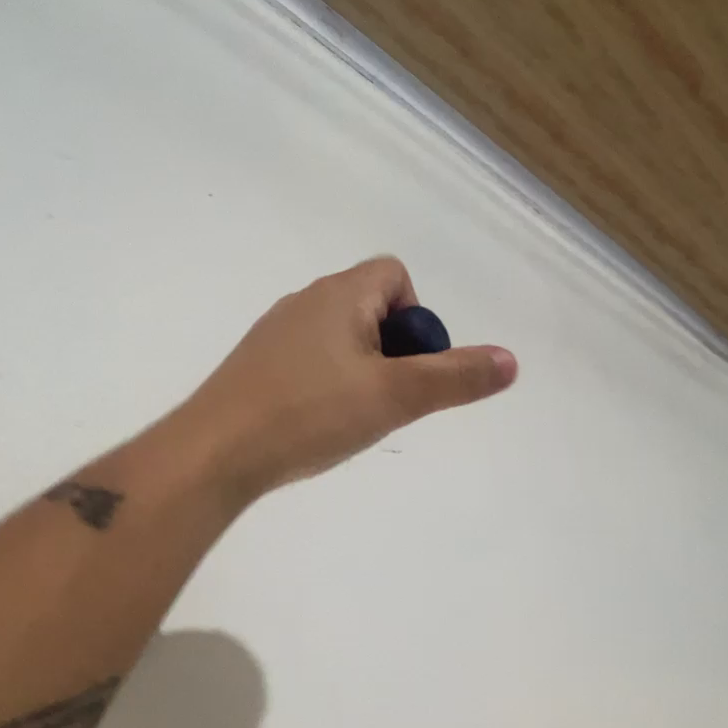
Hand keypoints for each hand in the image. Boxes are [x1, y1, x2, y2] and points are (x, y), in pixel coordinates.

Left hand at [178, 257, 517, 497]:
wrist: (215, 452)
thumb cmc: (308, 414)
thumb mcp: (394, 397)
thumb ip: (454, 378)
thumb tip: (511, 360)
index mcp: (339, 295)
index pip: (395, 275)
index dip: (417, 317)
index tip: (411, 366)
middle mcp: (305, 302)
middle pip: (371, 309)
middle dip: (394, 352)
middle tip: (389, 401)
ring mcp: (275, 335)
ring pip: (341, 341)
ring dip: (363, 374)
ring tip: (355, 420)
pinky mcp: (256, 368)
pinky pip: (311, 364)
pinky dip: (328, 388)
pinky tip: (319, 426)